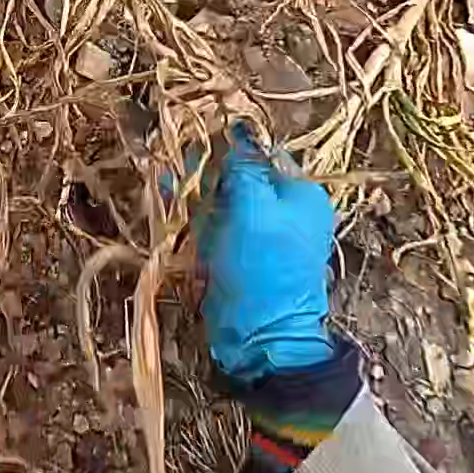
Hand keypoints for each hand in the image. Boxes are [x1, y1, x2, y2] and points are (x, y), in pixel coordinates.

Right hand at [200, 127, 336, 382]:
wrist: (261, 336)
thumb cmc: (264, 266)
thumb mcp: (255, 208)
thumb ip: (244, 169)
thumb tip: (237, 136)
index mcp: (300, 195)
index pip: (264, 155)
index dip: (234, 148)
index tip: (205, 142)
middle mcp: (283, 211)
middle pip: (240, 177)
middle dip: (211, 173)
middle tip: (185, 167)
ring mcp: (258, 234)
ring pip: (222, 201)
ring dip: (198, 195)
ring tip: (173, 184)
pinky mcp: (237, 255)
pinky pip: (213, 226)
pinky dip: (196, 219)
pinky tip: (175, 209)